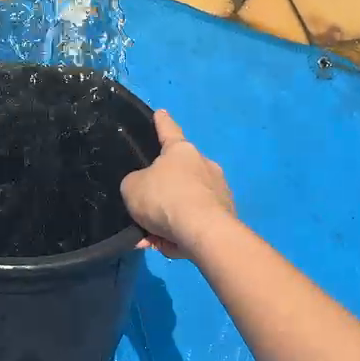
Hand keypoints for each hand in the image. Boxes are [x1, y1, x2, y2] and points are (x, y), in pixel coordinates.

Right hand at [121, 111, 235, 257]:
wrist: (204, 233)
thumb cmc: (165, 198)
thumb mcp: (132, 188)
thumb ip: (135, 184)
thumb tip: (145, 190)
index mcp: (181, 151)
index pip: (168, 130)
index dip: (161, 122)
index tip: (160, 112)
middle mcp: (204, 166)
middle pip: (178, 174)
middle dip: (161, 191)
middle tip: (143, 210)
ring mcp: (219, 192)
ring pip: (185, 203)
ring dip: (168, 219)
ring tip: (151, 239)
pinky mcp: (227, 217)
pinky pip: (195, 223)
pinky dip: (180, 234)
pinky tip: (167, 248)